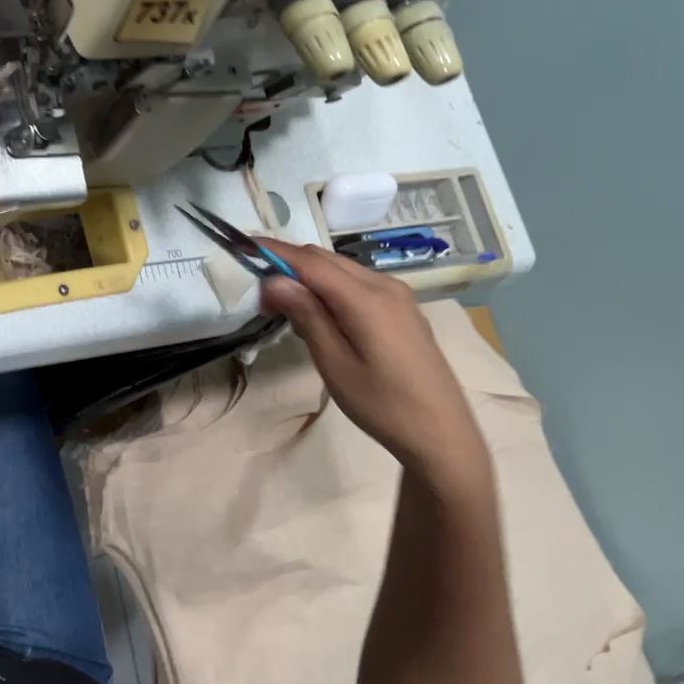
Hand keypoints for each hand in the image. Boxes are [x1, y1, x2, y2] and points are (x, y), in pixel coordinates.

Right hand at [259, 240, 485, 475]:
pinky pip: (355, 281)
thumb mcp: (334, 364)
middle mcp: (384, 286)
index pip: (309, 262)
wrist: (442, 434)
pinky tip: (316, 309)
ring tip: (281, 301)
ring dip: (307, 274)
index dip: (274, 251)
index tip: (242, 248)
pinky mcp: (402, 308)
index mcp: (366, 299)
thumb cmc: (382, 405)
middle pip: (324, 258)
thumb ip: (306, 316)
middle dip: (287, 263)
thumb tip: (274, 280)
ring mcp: (397, 295)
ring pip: (340, 267)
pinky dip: (327, 284)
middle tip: (257, 291)